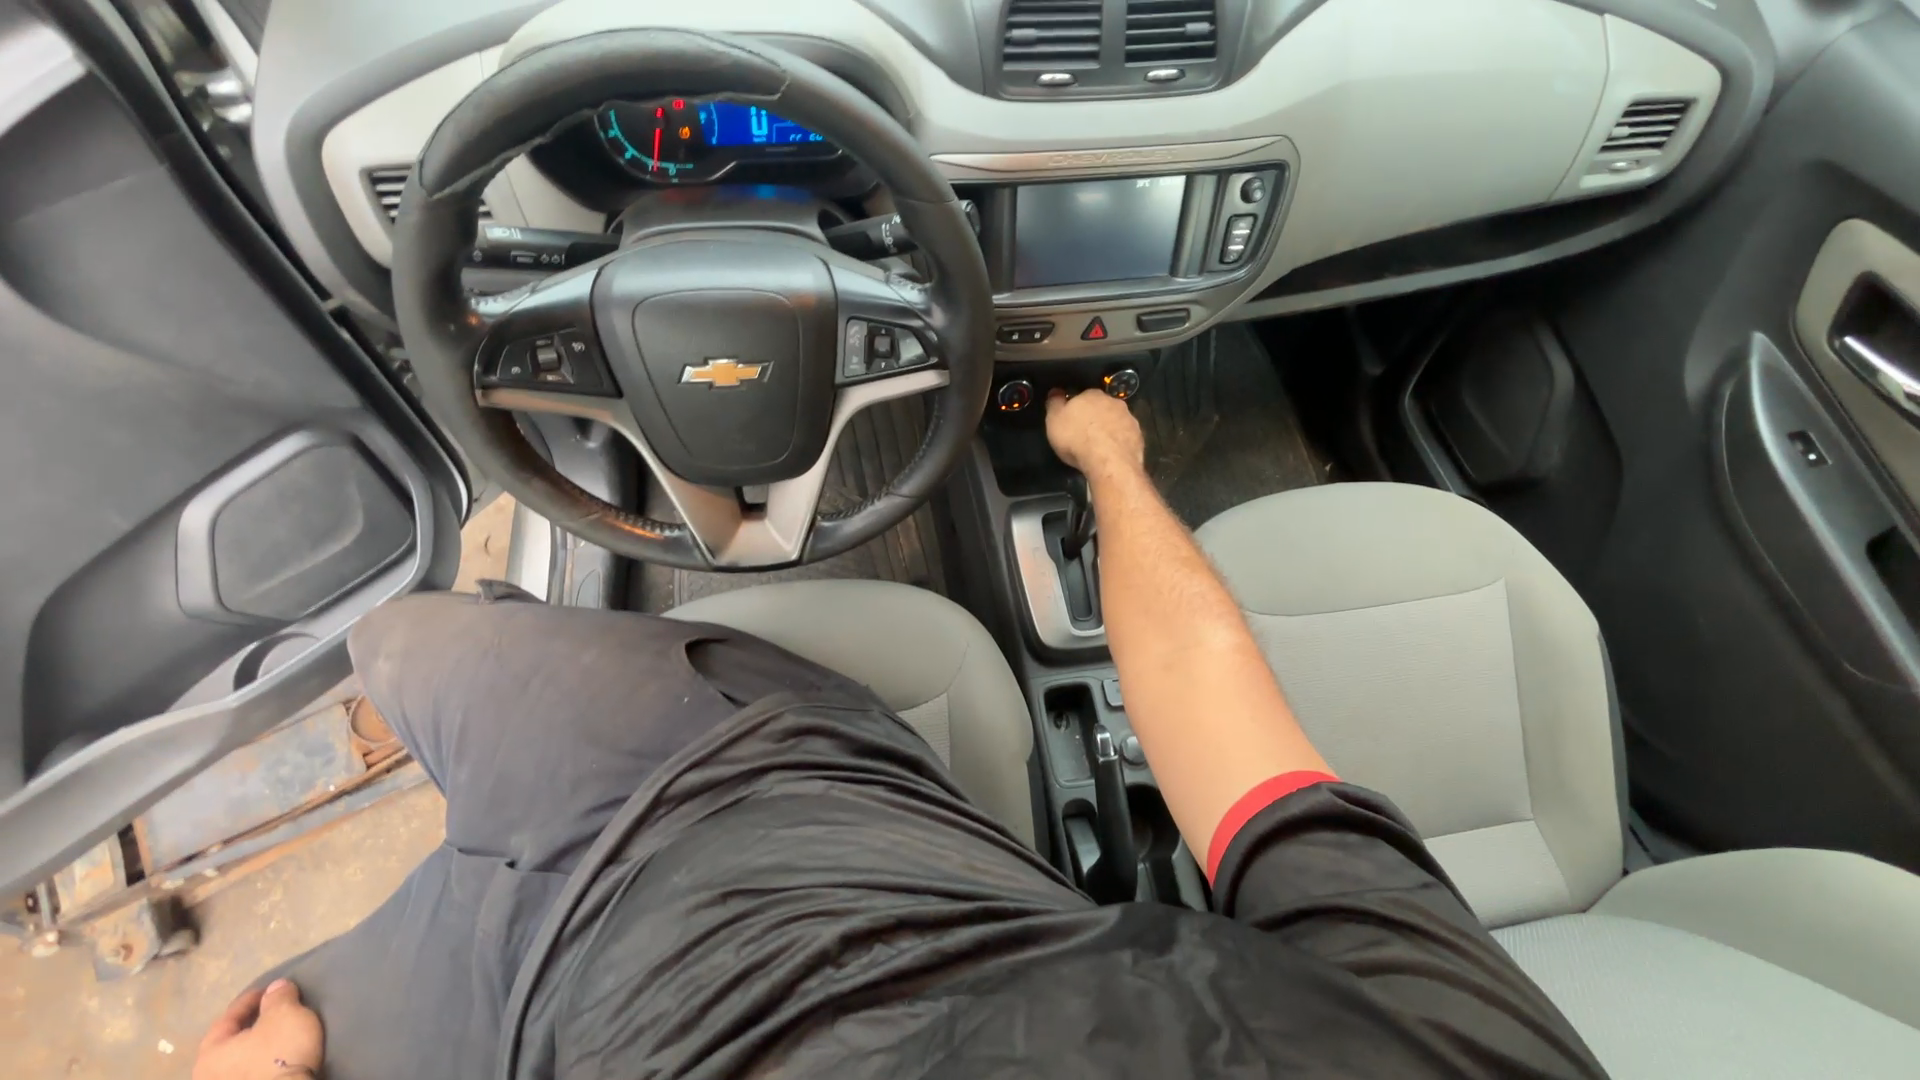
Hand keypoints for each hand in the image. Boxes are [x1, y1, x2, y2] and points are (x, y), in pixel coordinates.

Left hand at [194, 979, 323, 1079]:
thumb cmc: (279, 1052)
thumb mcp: (285, 1015)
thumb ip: (278, 997)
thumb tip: (274, 988)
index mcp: (210, 1053)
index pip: (227, 1018)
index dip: (249, 999)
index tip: (270, 988)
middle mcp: (207, 1074)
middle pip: (228, 1041)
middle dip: (248, 1024)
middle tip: (271, 1010)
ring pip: (236, 1058)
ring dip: (253, 1044)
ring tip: (274, 1033)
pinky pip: (247, 1070)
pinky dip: (258, 1058)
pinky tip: (272, 1054)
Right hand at [1045, 389, 1144, 478]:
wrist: (1109, 461)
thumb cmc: (1076, 438)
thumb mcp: (1054, 420)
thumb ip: (1055, 404)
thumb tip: (1055, 392)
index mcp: (1092, 395)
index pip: (1083, 396)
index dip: (1077, 408)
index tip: (1072, 420)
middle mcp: (1114, 402)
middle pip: (1102, 407)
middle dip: (1096, 417)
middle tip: (1086, 434)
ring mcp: (1129, 419)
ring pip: (1117, 421)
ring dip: (1109, 429)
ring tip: (1100, 446)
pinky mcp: (1139, 436)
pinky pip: (1126, 437)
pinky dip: (1120, 442)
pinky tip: (1112, 454)